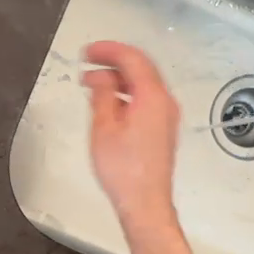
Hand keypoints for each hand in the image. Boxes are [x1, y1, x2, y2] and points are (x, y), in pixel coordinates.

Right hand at [82, 41, 196, 253]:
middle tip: (87, 64)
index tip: (87, 51)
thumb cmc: (124, 170)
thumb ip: (101, 95)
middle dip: (113, 62)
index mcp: (152, 96)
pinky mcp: (162, 129)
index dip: (108, 50)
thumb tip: (99, 77)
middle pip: (141, 69)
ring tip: (91, 84)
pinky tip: (107, 103)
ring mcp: (166, 116)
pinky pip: (145, 100)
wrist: (145, 203)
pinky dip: (126, 94)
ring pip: (143, 85)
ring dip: (118, 79)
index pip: (132, 59)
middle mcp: (165, 102)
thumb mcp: (103, 127)